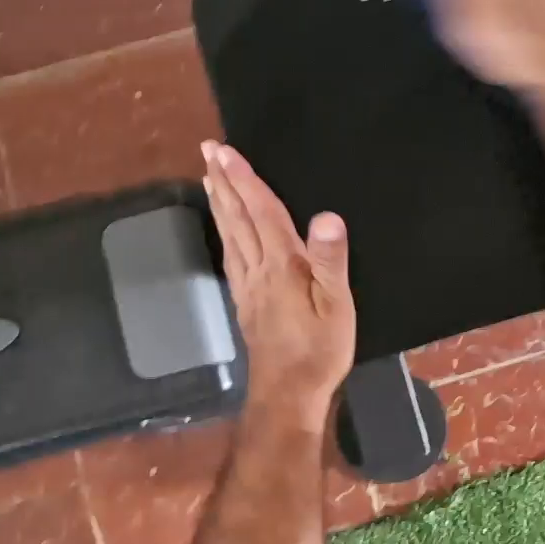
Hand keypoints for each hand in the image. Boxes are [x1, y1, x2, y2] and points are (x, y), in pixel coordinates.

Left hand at [202, 141, 354, 428]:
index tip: (225, 151)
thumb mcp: (337, 306)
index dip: (245, 180)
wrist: (288, 393)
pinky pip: (231, 256)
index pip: (261, 213)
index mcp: (283, 265)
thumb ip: (330, 261)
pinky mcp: (246, 302)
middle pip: (237, 218)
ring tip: (210, 177)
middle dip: (224, 182)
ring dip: (220, 203)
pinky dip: (224, 234)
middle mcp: (258, 269)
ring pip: (230, 235)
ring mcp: (248, 287)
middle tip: (207, 150)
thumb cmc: (319, 350)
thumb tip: (326, 217)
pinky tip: (224, 231)